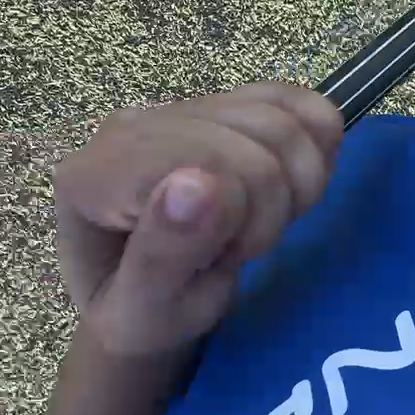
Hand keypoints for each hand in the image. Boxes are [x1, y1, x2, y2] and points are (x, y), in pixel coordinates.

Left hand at [52, 83, 342, 356]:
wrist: (152, 298)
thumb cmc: (145, 314)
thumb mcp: (145, 314)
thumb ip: (163, 254)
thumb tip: (197, 182)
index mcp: (97, 175)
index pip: (210, 159)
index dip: (244, 214)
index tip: (222, 259)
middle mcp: (136, 125)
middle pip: (262, 133)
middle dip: (274, 205)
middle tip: (243, 246)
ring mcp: (183, 107)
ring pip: (286, 117)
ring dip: (298, 182)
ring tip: (261, 220)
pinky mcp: (227, 101)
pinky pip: (299, 100)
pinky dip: (317, 147)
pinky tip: (289, 184)